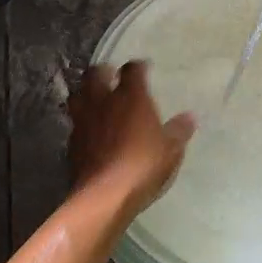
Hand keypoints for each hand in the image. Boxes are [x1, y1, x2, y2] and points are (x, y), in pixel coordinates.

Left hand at [67, 62, 195, 218]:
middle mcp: (103, 102)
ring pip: (77, 96)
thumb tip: (189, 117)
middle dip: (102, 72)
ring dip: (86, 94)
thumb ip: (178, 131)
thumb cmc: (143, 166)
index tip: (143, 68)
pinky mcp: (72, 143)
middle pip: (95, 74)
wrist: (105, 195)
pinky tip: (90, 130)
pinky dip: (82, 122)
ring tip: (95, 99)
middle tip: (111, 76)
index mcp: (130, 97)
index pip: (132, 70)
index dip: (137, 67)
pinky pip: (75, 123)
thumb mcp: (170, 150)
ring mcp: (83, 121)